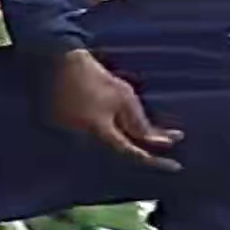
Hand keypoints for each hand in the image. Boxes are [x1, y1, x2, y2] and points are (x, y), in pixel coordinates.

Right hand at [50, 49, 182, 170]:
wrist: (60, 63)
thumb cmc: (96, 79)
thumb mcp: (125, 100)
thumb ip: (141, 125)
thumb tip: (160, 143)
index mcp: (95, 127)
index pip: (127, 151)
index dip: (152, 160)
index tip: (176, 166)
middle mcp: (75, 131)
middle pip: (111, 147)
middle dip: (137, 145)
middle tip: (160, 138)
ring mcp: (61, 126)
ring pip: (96, 140)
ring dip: (119, 137)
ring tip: (136, 127)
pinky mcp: (53, 120)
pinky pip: (82, 132)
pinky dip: (100, 130)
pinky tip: (109, 120)